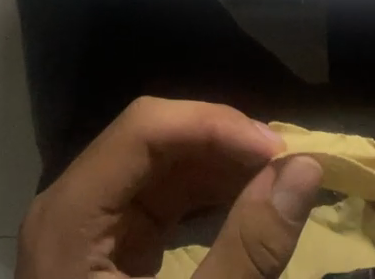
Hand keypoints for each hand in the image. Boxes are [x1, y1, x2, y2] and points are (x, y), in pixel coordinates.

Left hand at [17, 97, 324, 278]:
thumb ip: (248, 249)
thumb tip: (303, 170)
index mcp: (71, 216)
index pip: (144, 129)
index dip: (213, 124)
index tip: (279, 148)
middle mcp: (71, 203)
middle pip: (150, 139)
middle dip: (222, 141)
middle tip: (290, 160)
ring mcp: (87, 222)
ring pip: (158, 163)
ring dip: (219, 163)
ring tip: (280, 175)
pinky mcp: (107, 244)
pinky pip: (158, 197)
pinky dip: (205, 193)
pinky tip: (248, 196)